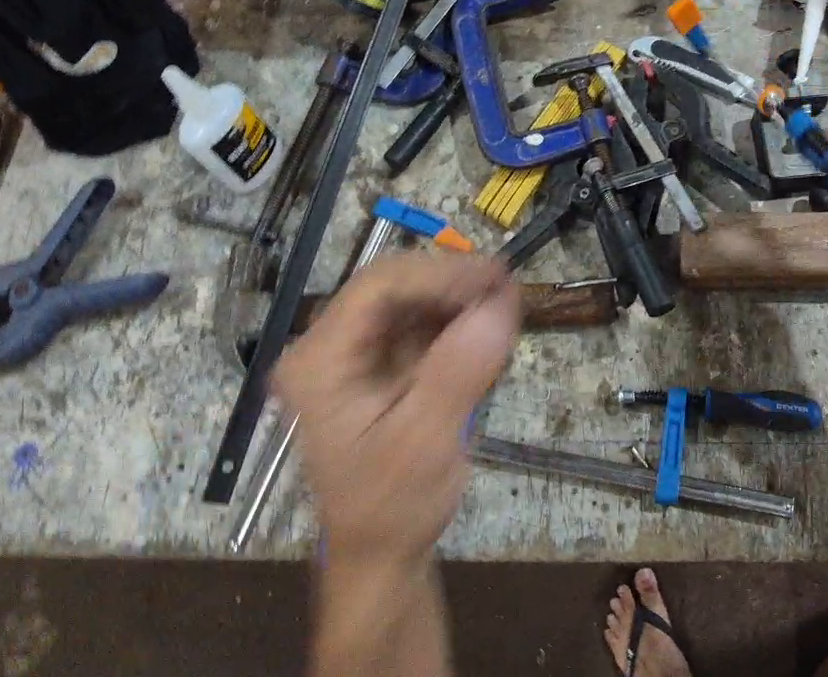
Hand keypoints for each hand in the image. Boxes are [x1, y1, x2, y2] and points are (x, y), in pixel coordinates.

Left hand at [274, 251, 519, 564]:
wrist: (382, 554)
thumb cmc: (393, 505)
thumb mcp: (425, 442)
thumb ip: (458, 371)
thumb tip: (501, 304)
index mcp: (318, 361)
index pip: (379, 287)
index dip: (441, 274)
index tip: (498, 280)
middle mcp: (328, 346)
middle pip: (394, 286)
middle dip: (453, 284)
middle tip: (509, 291)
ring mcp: (353, 353)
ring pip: (412, 298)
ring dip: (459, 300)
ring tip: (505, 312)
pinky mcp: (379, 362)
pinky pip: (421, 322)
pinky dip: (458, 322)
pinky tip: (487, 335)